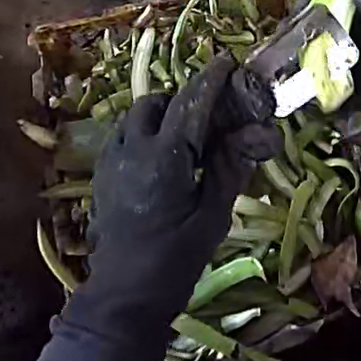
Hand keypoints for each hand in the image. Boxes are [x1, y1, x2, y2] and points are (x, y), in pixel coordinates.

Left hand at [86, 54, 277, 313]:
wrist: (123, 298)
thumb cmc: (174, 261)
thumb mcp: (213, 216)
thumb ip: (230, 168)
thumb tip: (258, 133)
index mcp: (164, 159)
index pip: (189, 104)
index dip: (210, 80)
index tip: (228, 62)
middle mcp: (132, 150)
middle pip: (157, 102)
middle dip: (185, 96)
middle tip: (213, 107)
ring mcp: (111, 162)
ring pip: (136, 116)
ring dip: (163, 112)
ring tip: (190, 130)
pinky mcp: (103, 175)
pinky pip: (125, 135)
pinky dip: (147, 130)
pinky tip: (167, 153)